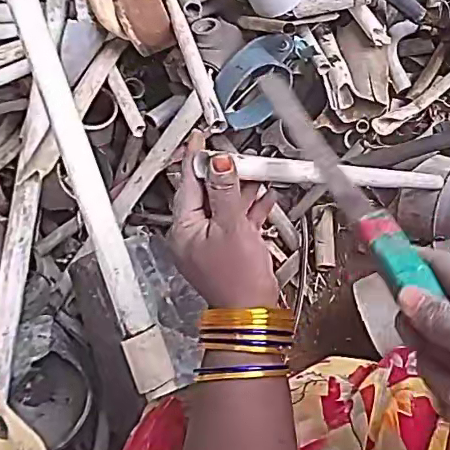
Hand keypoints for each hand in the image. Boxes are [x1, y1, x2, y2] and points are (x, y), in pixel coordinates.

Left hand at [170, 131, 278, 307]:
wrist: (253, 310)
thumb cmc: (237, 278)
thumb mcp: (232, 225)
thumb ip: (226, 191)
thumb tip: (220, 163)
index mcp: (184, 228)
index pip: (188, 183)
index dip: (196, 159)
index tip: (200, 140)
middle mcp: (194, 233)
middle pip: (208, 192)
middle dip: (225, 173)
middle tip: (239, 157)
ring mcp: (212, 241)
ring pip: (225, 204)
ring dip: (241, 189)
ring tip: (258, 174)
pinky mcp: (230, 247)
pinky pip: (238, 219)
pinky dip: (250, 207)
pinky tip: (264, 199)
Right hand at [395, 249, 449, 449]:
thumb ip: (440, 319)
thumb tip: (403, 292)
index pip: (432, 263)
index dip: (404, 261)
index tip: (376, 267)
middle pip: (418, 314)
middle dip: (424, 345)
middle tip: (445, 359)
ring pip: (425, 354)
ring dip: (440, 379)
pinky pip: (438, 382)